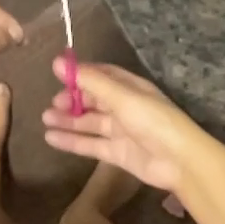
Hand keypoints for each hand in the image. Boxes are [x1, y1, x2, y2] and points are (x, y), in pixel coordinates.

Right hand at [41, 56, 208, 192]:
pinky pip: (90, 144)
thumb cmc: (154, 121)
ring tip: (45, 118)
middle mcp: (127, 108)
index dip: (82, 74)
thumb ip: (91, 82)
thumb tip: (58, 63)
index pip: (104, 75)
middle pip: (95, 99)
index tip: (57, 73)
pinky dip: (72, 141)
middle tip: (53, 103)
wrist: (179, 160)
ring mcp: (122, 132)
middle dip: (73, 99)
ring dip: (68, 120)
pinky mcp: (118, 154)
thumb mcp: (122, 97)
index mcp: (133, 89)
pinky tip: (51, 137)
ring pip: (90, 122)